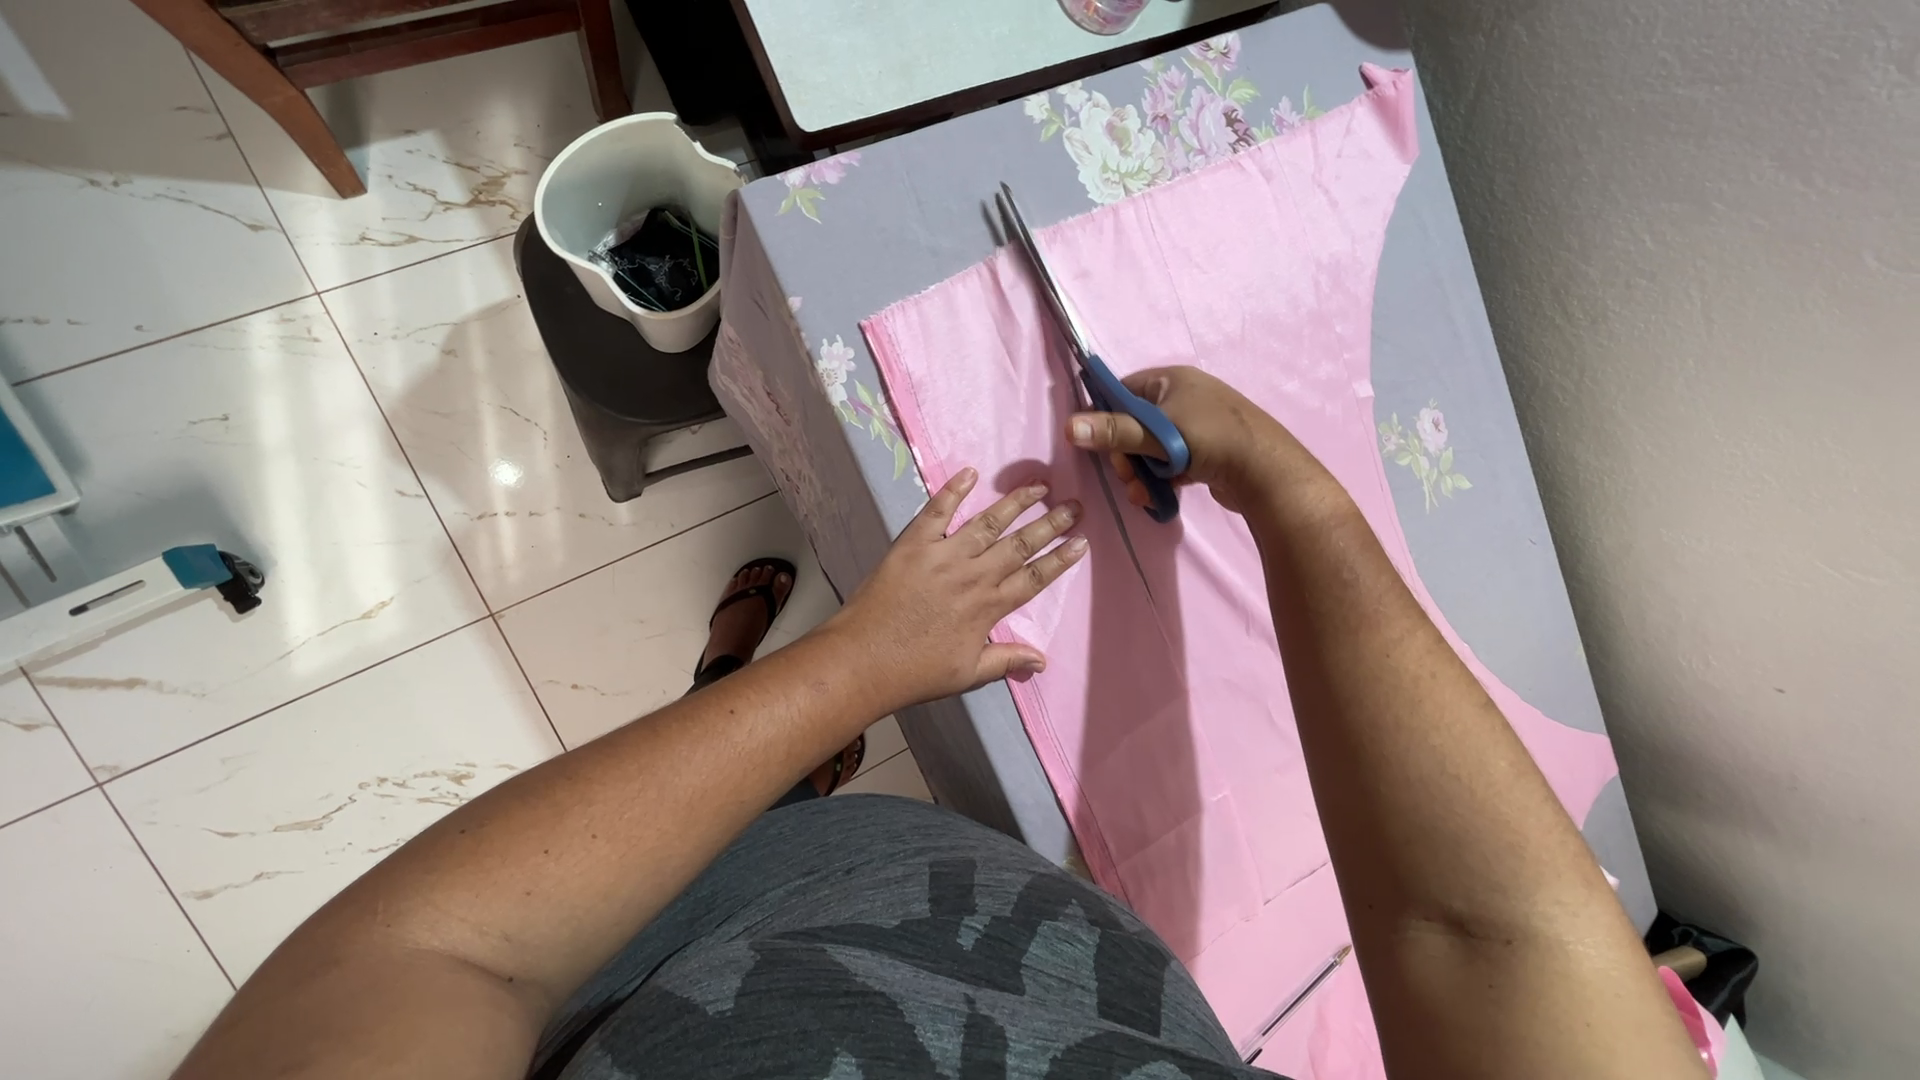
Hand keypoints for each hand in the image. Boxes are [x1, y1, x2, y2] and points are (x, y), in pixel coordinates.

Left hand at [821, 467, 1086, 712]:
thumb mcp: (967, 674)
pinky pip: (937, 511)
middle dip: (1050, 523)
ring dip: (1015, 502)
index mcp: (988, 606)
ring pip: (988, 522)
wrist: (862, 660)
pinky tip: (971, 473)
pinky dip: (954, 490)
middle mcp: (973, 575)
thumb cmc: (915, 672)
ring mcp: (943, 555)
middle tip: (1074, 505)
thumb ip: (1006, 661)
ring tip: (1039, 485)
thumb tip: (1042, 660)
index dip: (1060, 559)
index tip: (1081, 542)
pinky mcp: (913, 544)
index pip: (1034, 577)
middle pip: (1020, 543)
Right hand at [1066, 366, 1323, 514]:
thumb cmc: (1211, 441)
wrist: (1266, 474)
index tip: (1102, 444)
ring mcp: (1196, 425)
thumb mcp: (1158, 434)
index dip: (1106, 417)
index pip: (1123, 391)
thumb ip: (1114, 432)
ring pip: (1150, 448)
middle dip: (1125, 456)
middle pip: (1133, 424)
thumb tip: (1069, 427)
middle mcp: (1184, 396)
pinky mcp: (1205, 452)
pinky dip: (1160, 478)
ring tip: (1143, 494)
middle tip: (1129, 477)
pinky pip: (1169, 462)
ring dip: (1140, 473)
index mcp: (1172, 380)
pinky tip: (1158, 497)